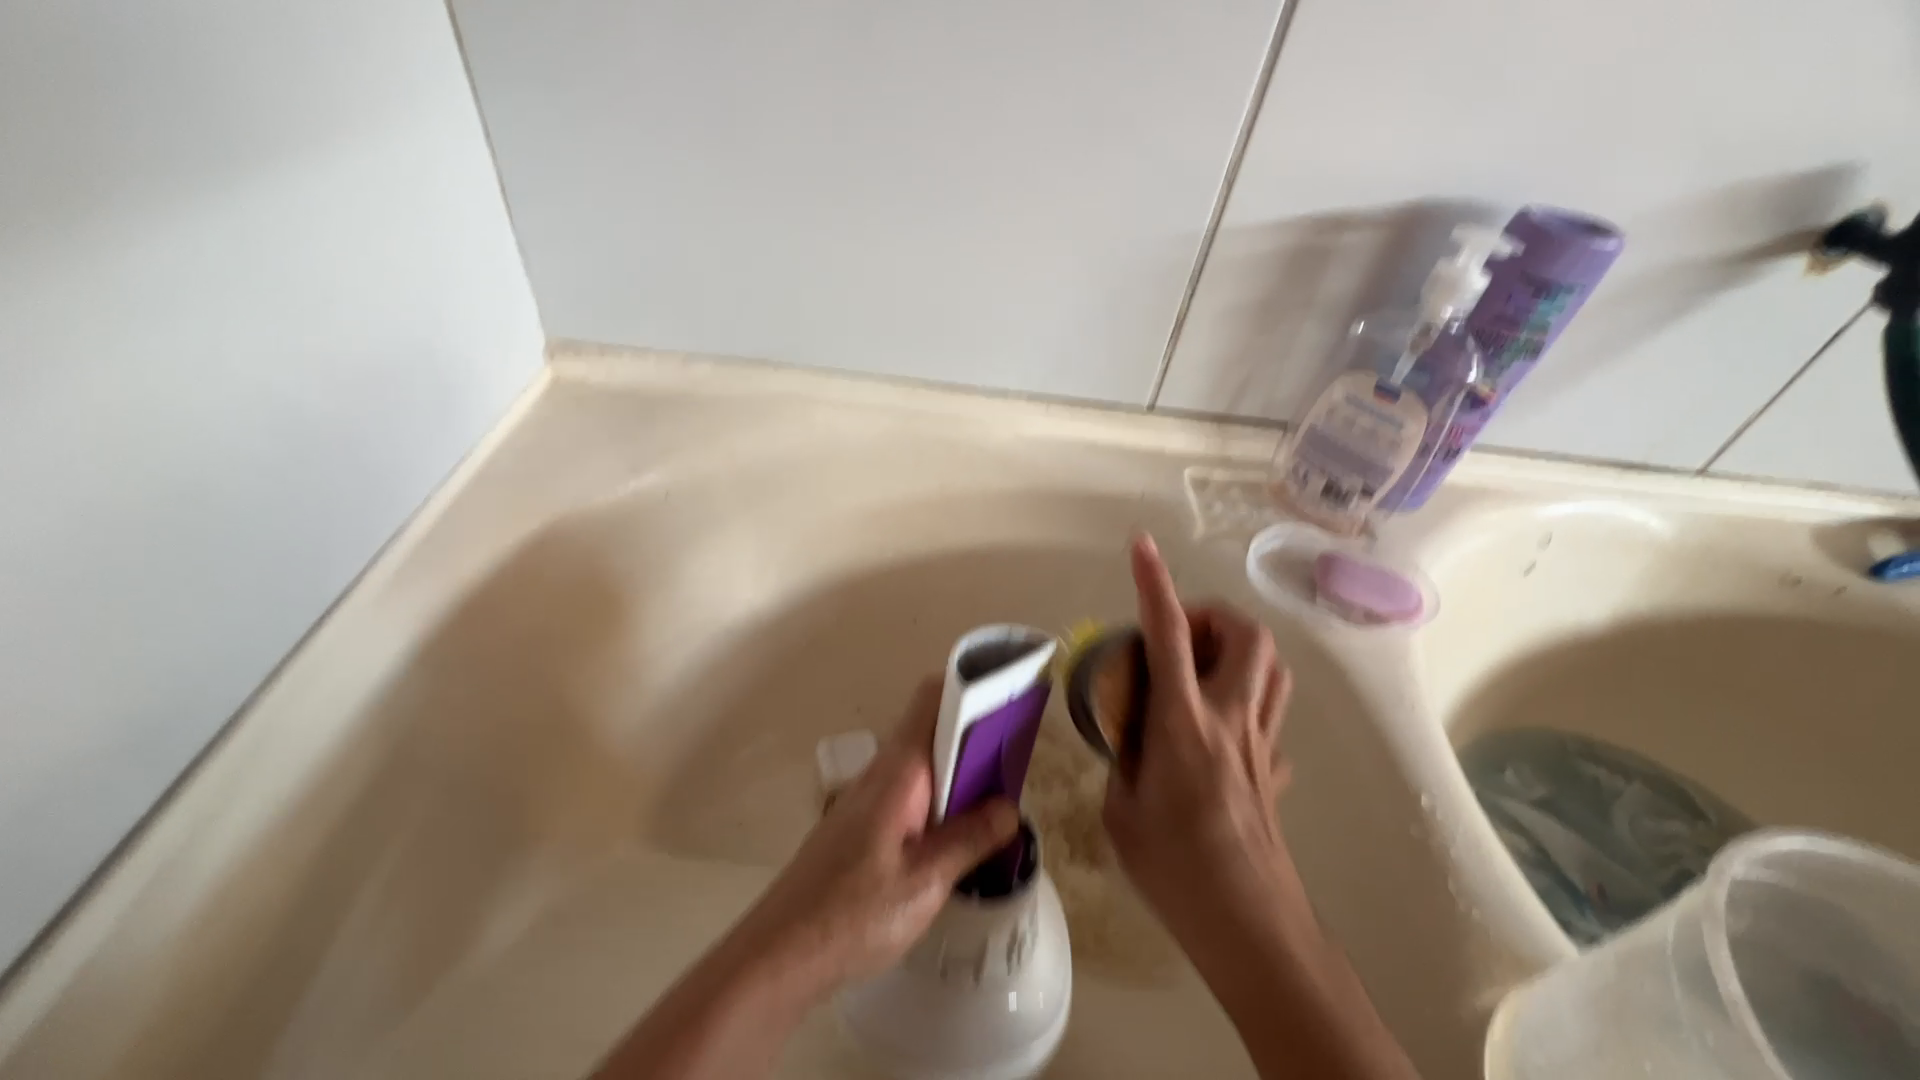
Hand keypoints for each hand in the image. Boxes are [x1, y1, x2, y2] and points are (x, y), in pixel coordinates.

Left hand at [731, 677, 1020, 1003]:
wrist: (779, 955)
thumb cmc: (852, 915)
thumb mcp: (925, 882)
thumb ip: (968, 839)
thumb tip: (1008, 807)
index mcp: (897, 772)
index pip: (933, 699)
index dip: (972, 688)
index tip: (1010, 699)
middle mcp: (880, 775)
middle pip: (932, 731)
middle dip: (977, 738)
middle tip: (1020, 764)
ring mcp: (867, 801)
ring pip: (922, 767)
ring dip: (961, 776)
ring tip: (1002, 803)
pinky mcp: (860, 828)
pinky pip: (910, 797)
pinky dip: (940, 804)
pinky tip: (960, 839)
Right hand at [1104, 533, 1295, 942]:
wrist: (1251, 925)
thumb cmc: (1176, 870)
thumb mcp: (1122, 812)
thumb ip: (1124, 762)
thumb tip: (1130, 742)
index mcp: (1183, 723)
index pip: (1169, 636)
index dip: (1154, 584)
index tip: (1142, 546)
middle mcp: (1230, 719)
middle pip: (1247, 636)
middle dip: (1214, 616)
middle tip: (1178, 636)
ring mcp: (1261, 744)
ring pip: (1271, 667)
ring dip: (1238, 650)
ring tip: (1200, 668)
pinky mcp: (1274, 771)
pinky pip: (1270, 715)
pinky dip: (1247, 700)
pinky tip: (1219, 728)